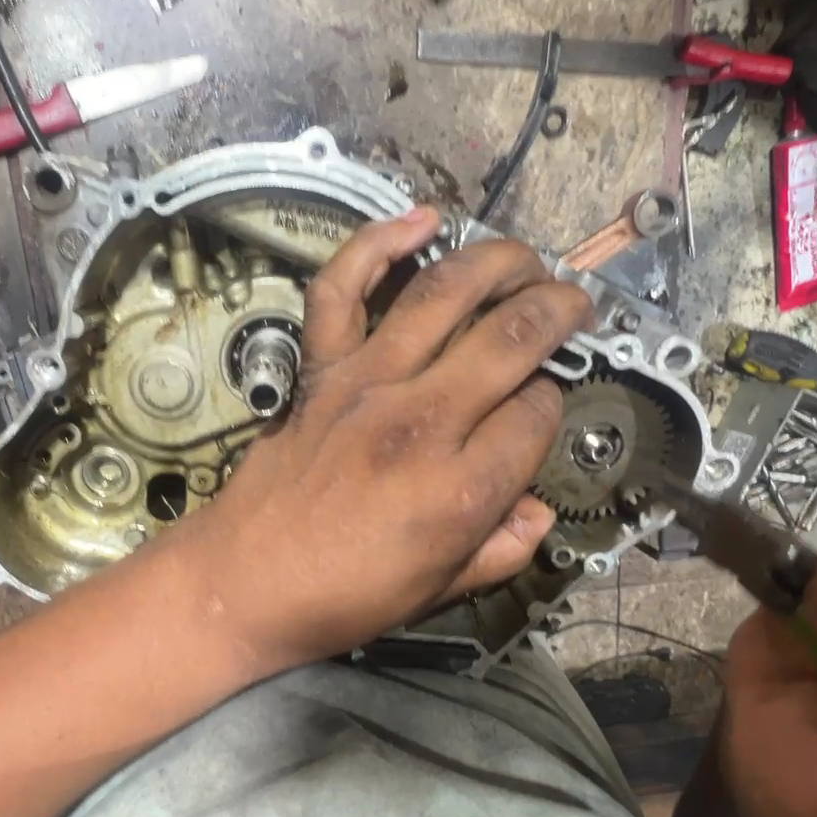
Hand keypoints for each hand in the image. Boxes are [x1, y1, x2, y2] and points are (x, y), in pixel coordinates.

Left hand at [168, 207, 590, 668]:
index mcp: (461, 489)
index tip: (538, 411)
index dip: (550, 406)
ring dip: (498, 264)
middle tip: (573, 307)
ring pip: (445, 295)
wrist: (244, 582)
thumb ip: (501, 549)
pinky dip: (375, 244)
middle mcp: (422, 422)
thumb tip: (536, 510)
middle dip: (557, 312)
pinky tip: (418, 220)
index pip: (538, 414)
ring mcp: (366, 384)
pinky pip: (341, 290)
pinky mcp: (319, 369)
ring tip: (527, 260)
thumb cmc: (341, 597)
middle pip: (512, 337)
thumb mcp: (439, 591)